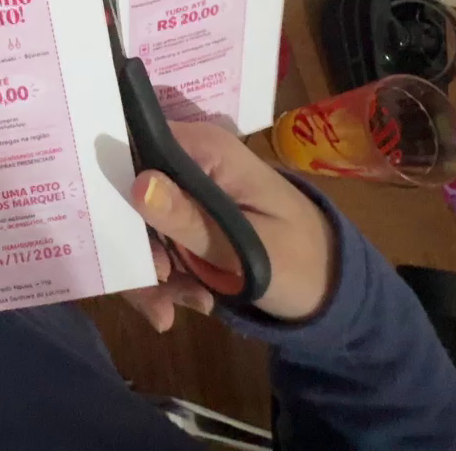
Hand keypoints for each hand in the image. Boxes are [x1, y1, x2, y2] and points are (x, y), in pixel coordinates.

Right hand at [121, 120, 335, 329]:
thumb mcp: (245, 250)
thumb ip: (189, 219)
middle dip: (137, 245)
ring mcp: (185, 185)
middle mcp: (189, 158)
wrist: (336, 292)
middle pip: (131, 188)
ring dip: (150, 269)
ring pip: (137, 219)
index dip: (119, 189)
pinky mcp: (184, 212)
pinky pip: (154, 236)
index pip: (137, 146)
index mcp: (206, 149)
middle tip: (160, 291)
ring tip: (175, 308)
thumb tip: (138, 183)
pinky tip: (186, 301)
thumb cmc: (303, 264)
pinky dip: (162, 273)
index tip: (130, 243)